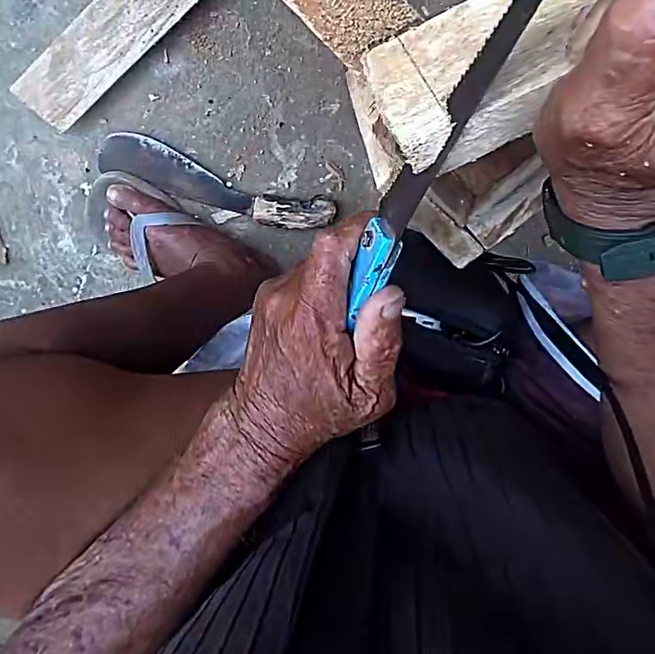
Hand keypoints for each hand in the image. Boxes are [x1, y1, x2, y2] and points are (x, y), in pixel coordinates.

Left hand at [217, 216, 404, 475]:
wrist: (263, 422)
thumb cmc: (316, 409)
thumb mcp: (368, 392)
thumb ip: (382, 341)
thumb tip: (391, 296)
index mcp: (313, 317)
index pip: (334, 247)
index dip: (364, 230)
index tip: (386, 236)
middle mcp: (287, 298)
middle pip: (331, 249)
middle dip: (362, 260)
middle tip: (373, 296)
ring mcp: (274, 293)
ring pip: (321, 260)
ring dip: (344, 275)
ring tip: (349, 316)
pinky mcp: (270, 293)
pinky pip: (309, 272)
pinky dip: (327, 284)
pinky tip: (330, 317)